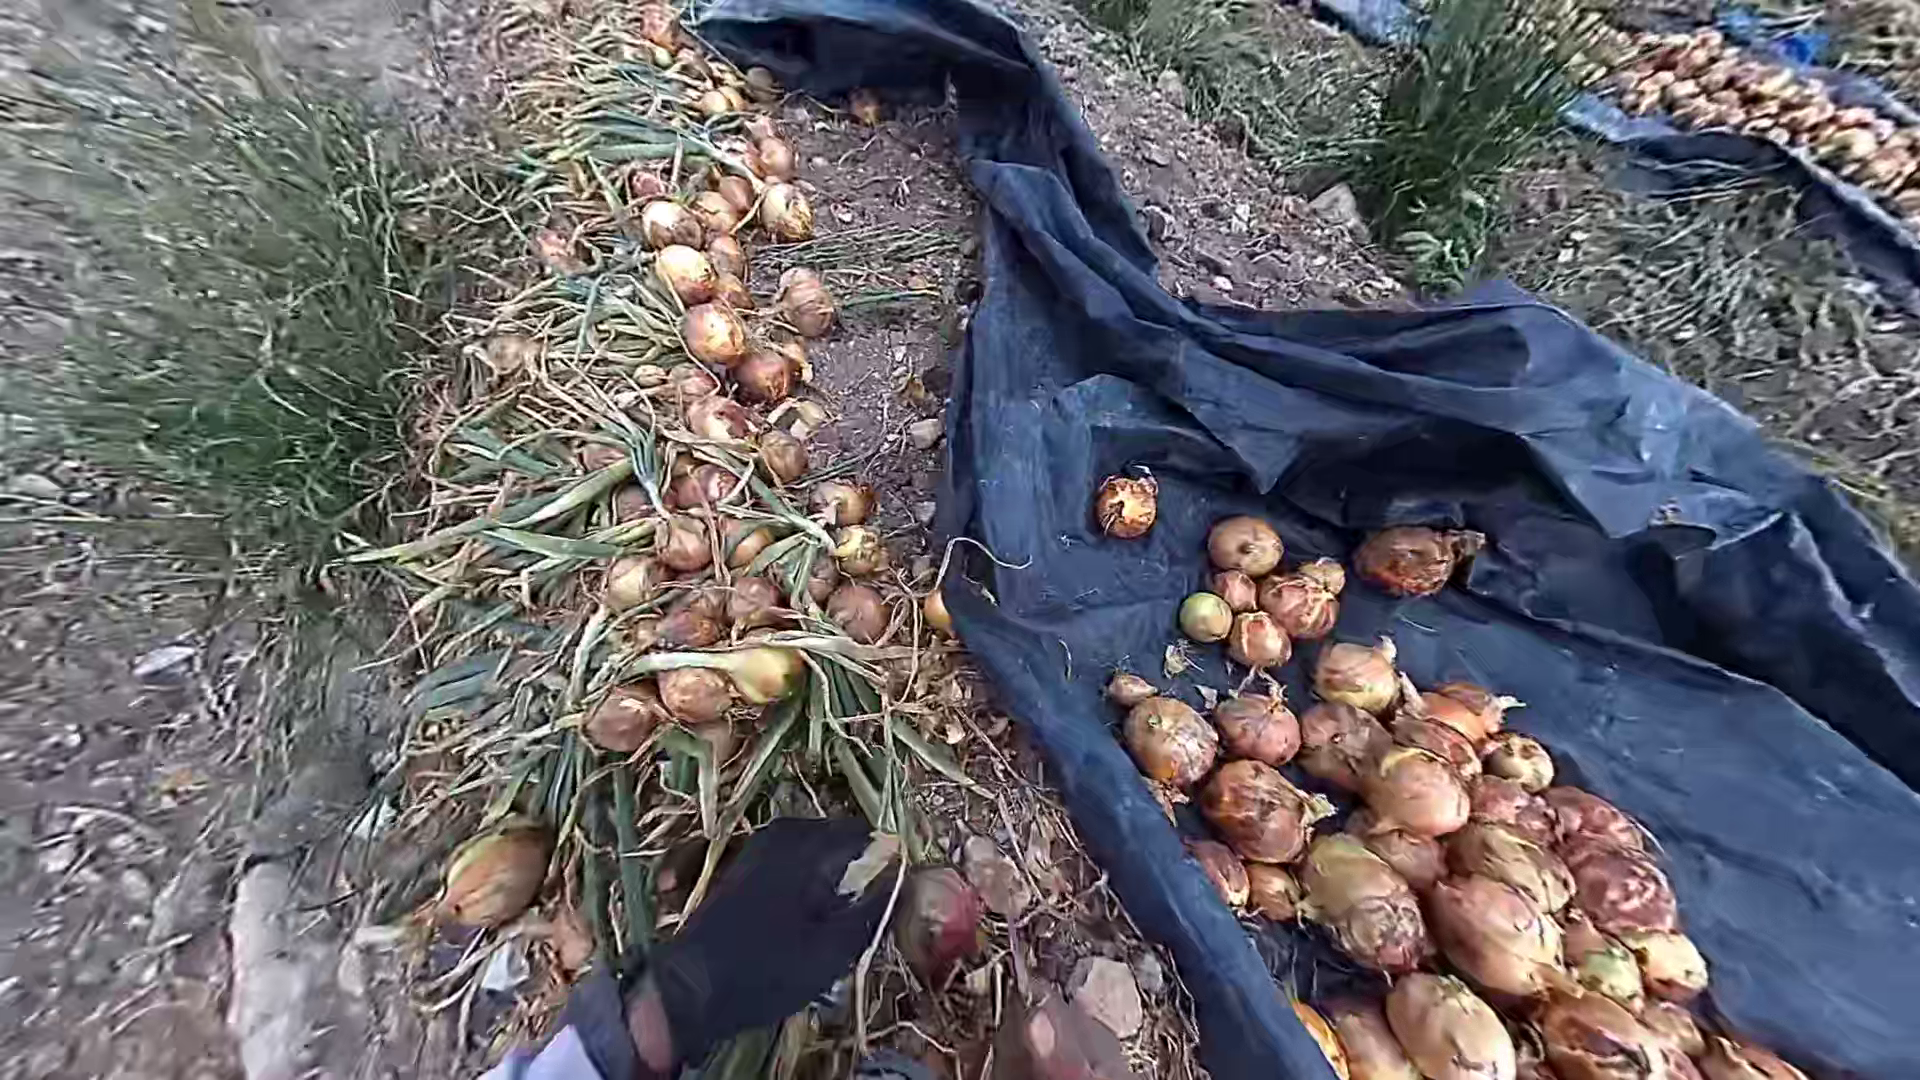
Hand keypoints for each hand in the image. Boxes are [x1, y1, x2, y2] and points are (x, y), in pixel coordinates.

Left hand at [636, 817, 897, 1066]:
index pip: (866, 834)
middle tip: (860, 911)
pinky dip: (809, 877)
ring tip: (831, 917)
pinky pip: (796, 856)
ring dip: (833, 874)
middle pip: (842, 837)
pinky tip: (803, 915)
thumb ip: (874, 909)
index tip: (887, 894)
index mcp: (810, 843)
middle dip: (858, 868)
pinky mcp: (750, 859)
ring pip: (819, 848)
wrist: (689, 988)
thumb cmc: (766, 969)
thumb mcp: (832, 949)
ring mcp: (764, 842)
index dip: (884, 861)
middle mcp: (788, 830)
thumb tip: (903, 880)